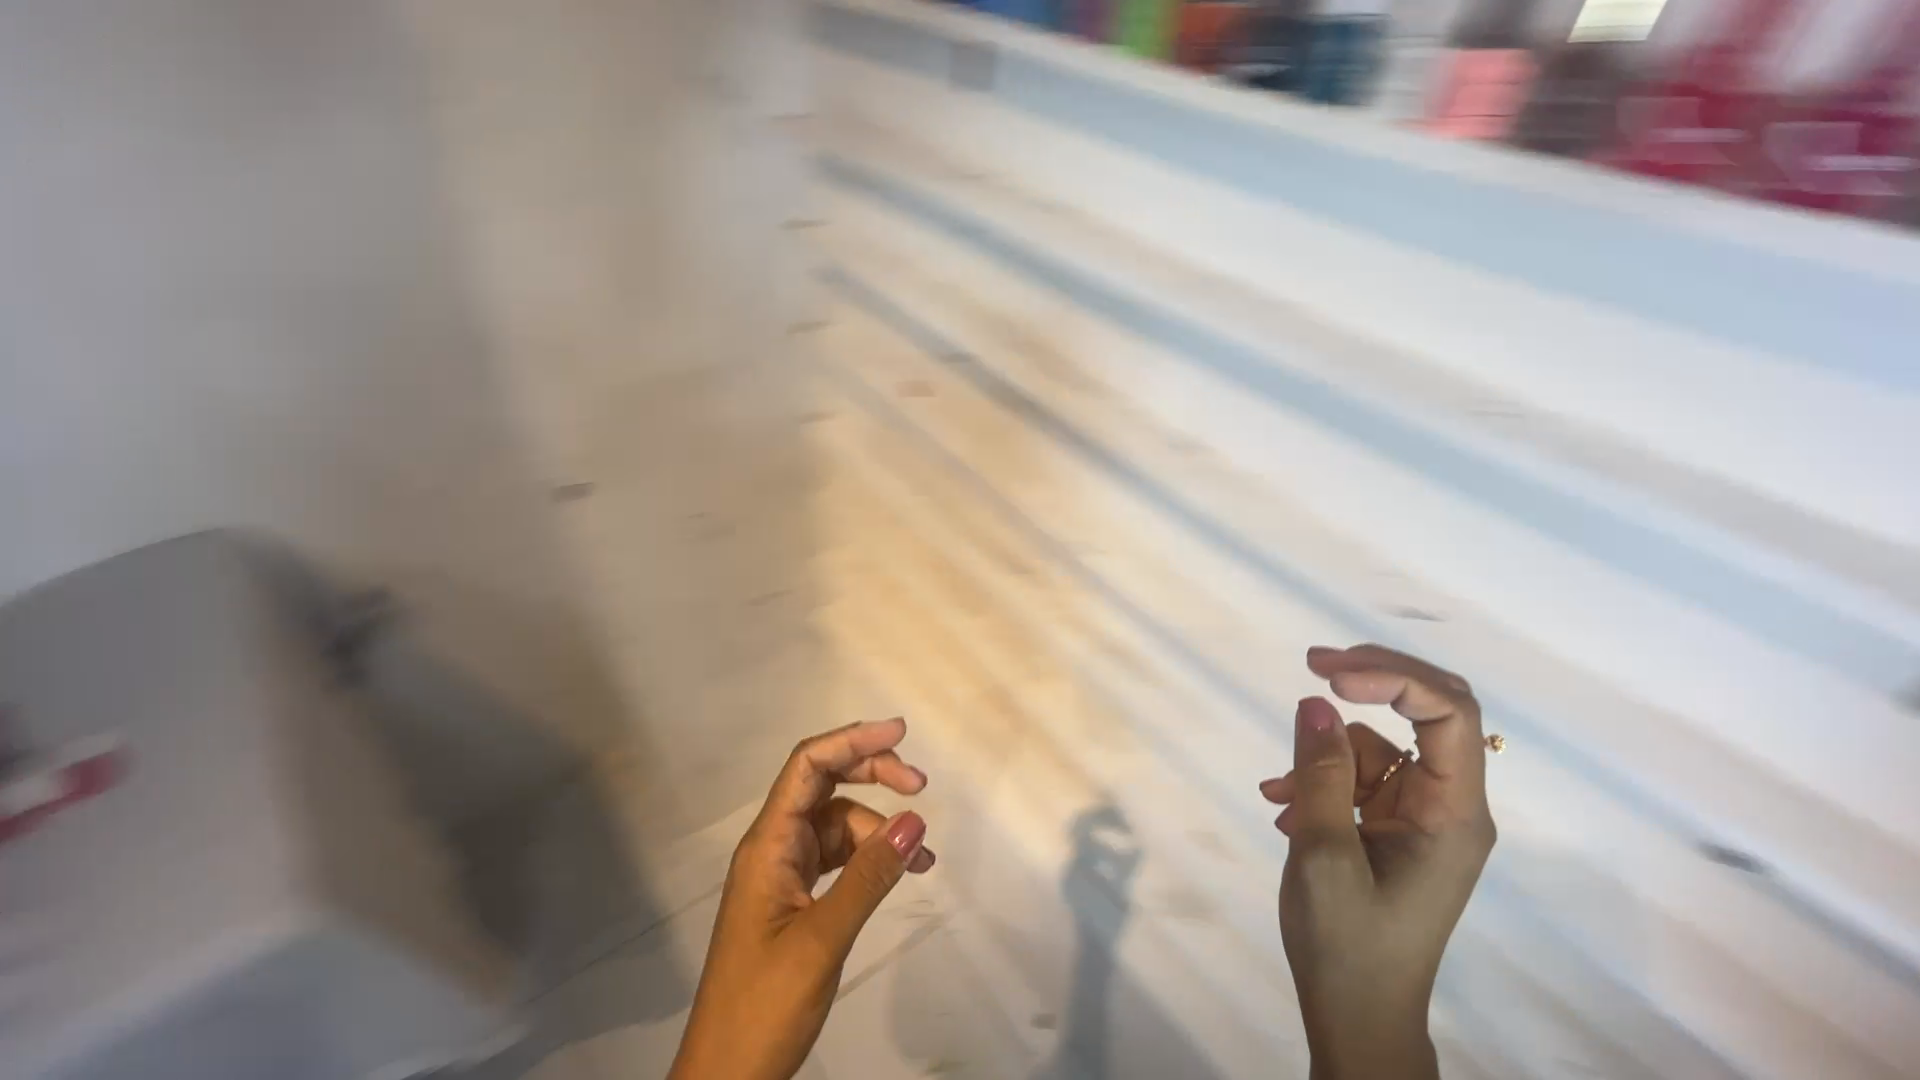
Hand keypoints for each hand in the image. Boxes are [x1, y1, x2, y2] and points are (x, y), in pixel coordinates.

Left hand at [670, 718, 935, 1079]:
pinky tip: (904, 871)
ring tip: (923, 855)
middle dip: (871, 774)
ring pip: (838, 824)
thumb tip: (917, 821)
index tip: (901, 732)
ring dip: (880, 828)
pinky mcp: (796, 899)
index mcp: (767, 845)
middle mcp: (773, 848)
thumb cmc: (764, 1005)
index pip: (808, 766)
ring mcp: (784, 873)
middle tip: (920, 786)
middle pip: (823, 785)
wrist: (727, 1075)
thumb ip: (870, 876)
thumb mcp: (823, 938)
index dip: (852, 740)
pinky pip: (839, 859)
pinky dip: (872, 858)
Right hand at [1261, 645, 1496, 1079]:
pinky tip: (1284, 808)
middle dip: (1371, 683)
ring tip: (1279, 794)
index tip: (1327, 675)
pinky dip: (1320, 782)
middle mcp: (1448, 806)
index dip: (1393, 677)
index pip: (1449, 713)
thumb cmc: (1347, 943)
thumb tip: (1313, 701)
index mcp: (1454, 813)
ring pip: (1380, 747)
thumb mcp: (1323, 852)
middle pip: (1428, 713)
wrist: (1356, 1016)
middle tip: (1313, 664)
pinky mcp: (1394, 830)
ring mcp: (1421, 818)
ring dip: (1325, 755)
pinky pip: (1359, 779)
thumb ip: (1320, 772)